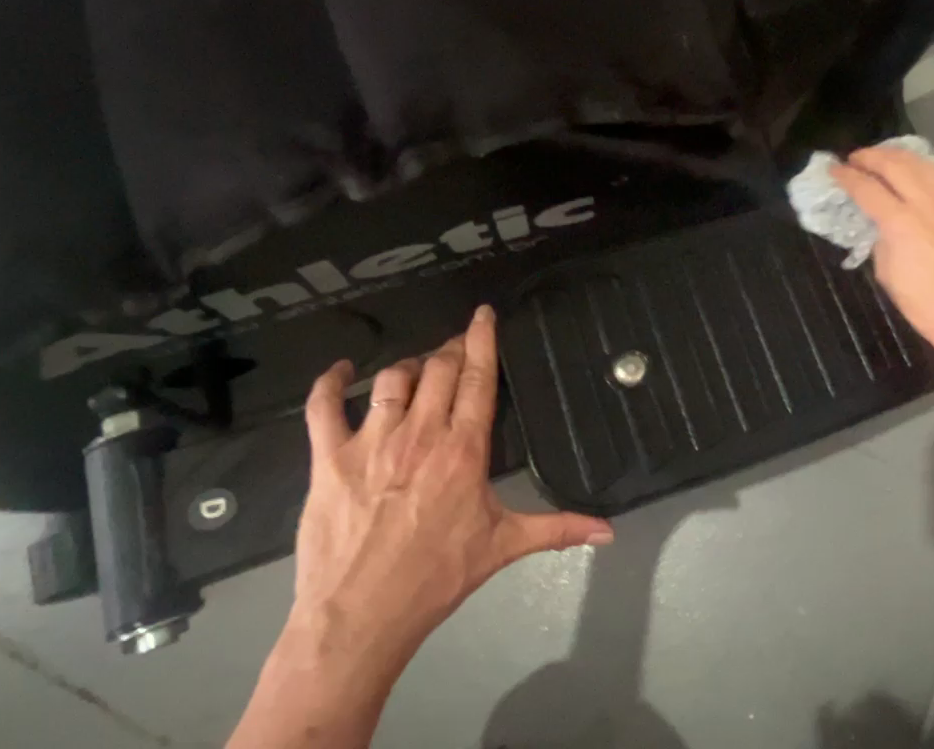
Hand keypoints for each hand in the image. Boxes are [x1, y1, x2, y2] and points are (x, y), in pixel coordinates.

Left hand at [291, 305, 613, 662]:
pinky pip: (323, 406)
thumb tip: (610, 532)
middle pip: (439, 370)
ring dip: (408, 367)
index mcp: (464, 450)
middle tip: (456, 348)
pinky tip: (339, 372)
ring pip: (392, 380)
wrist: (360, 617)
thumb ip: (558, 529)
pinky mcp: (327, 459)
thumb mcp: (502, 548)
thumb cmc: (436, 579)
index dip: (482, 339)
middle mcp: (420, 434)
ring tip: (417, 371)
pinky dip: (330, 382)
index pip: (478, 379)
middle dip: (450, 350)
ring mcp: (371, 443)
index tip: (482, 315)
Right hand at [830, 145, 933, 366]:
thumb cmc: (923, 304)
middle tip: (854, 159)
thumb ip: (880, 239)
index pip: (867, 188)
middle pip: (894, 164)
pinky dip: (918, 167)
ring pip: (920, 163)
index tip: (832, 169)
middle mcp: (926, 204)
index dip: (846, 176)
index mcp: (901, 223)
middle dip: (870, 157)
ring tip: (879, 157)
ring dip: (895, 155)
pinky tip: (909, 171)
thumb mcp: (886, 273)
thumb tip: (878, 223)